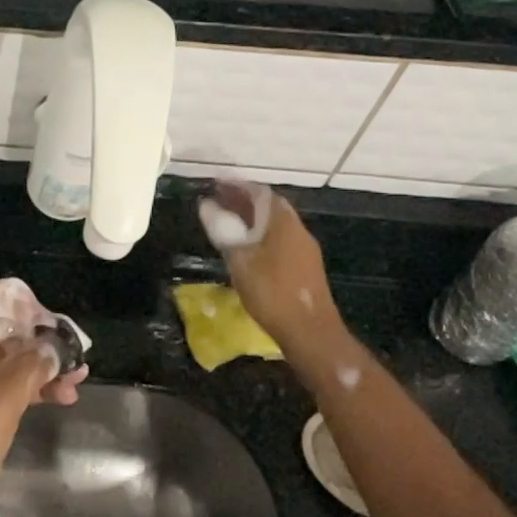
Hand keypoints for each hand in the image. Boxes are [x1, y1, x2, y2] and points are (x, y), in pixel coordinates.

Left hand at [0, 282, 87, 516]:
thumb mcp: (5, 395)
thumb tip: (54, 347)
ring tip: (80, 374)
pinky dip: (34, 387)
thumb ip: (33, 364)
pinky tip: (65, 396)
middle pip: (1, 327)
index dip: (17, 298)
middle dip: (38, 335)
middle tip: (74, 345)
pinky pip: (9, 386)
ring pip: (9, 359)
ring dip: (42, 364)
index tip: (48, 316)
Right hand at [204, 181, 341, 345]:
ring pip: (274, 224)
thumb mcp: (239, 259)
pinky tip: (244, 247)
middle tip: (217, 201)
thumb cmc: (272, 291)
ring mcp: (304, 249)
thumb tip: (207, 205)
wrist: (310, 332)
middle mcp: (298, 230)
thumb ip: (223, 229)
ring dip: (251, 219)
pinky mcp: (305, 267)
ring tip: (225, 222)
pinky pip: (279, 239)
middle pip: (269, 206)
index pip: (260, 191)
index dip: (236, 185)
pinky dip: (260, 235)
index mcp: (283, 222)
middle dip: (243, 201)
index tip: (215, 184)